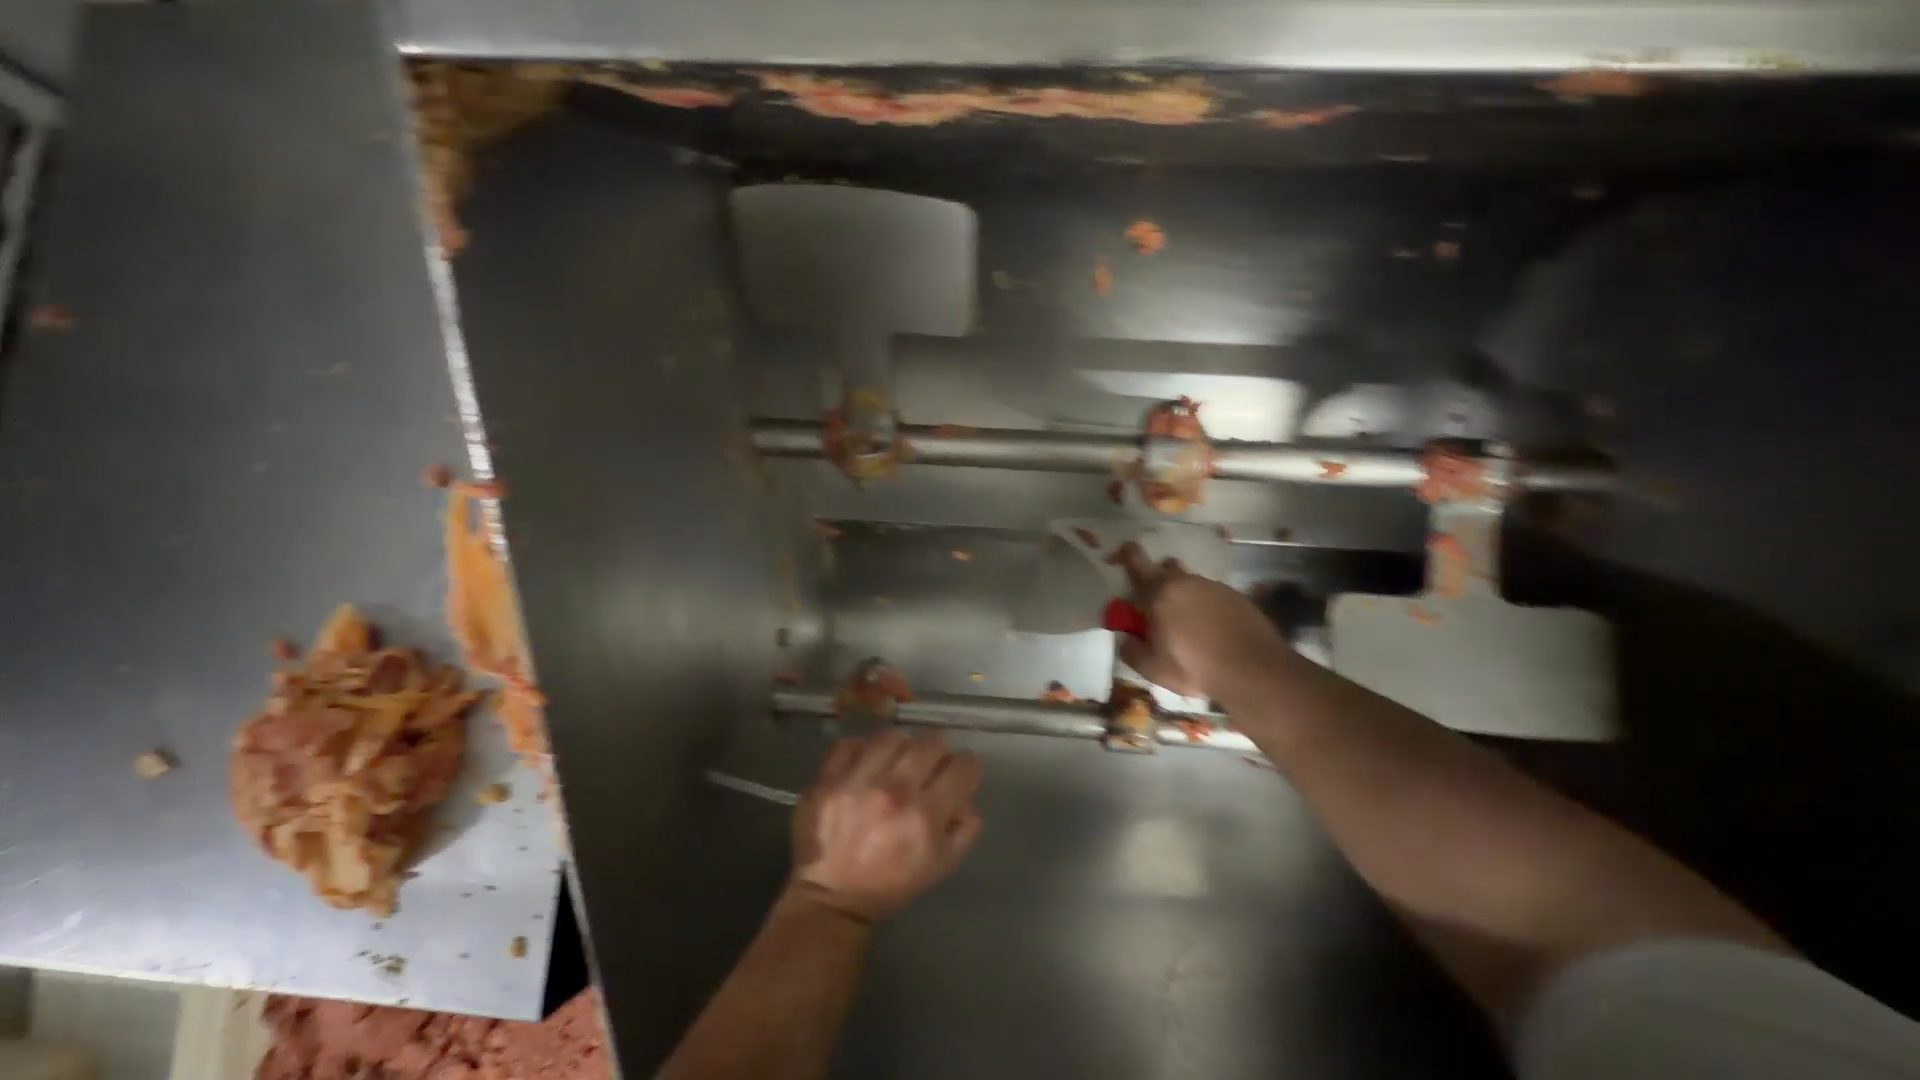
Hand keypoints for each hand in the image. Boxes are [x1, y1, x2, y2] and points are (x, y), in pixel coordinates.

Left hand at [791, 730, 981, 921]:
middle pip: (930, 742)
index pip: (962, 767)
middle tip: (932, 762)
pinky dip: (863, 748)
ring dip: (903, 745)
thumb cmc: (891, 884)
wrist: (832, 897)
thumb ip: (965, 828)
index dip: (967, 767)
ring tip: (899, 758)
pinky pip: (850, 743)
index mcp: (925, 815)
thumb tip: (965, 797)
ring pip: (892, 736)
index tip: (960, 772)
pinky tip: (867, 762)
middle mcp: (894, 790)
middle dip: (938, 750)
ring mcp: (857, 780)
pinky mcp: (827, 779)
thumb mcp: (942, 866)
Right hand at [1113, 544, 1288, 700]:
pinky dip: (1206, 605)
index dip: (1128, 555)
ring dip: (1184, 595)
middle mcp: (1186, 582)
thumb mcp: (1153, 669)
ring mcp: (1214, 587)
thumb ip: (1131, 650)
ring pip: (1191, 582)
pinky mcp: (1236, 596)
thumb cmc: (1195, 668)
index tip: (1123, 552)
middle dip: (1158, 580)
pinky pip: (1212, 594)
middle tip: (1156, 605)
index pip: (1137, 563)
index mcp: (1160, 594)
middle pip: (1166, 568)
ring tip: (1188, 623)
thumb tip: (1124, 638)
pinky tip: (1211, 628)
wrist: (1252, 671)